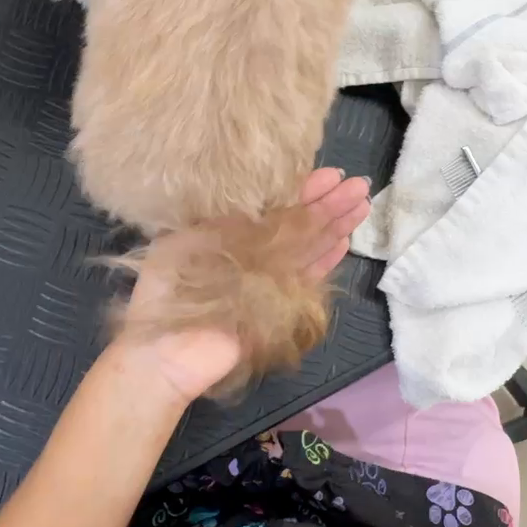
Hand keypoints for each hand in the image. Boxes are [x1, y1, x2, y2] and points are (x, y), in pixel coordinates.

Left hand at [110, 168, 371, 403]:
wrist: (165, 352)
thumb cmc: (164, 292)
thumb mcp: (183, 240)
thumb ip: (221, 220)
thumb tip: (259, 201)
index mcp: (225, 234)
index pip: (269, 207)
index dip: (299, 191)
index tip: (328, 174)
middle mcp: (249, 254)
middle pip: (294, 225)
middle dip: (326, 204)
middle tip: (358, 185)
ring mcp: (265, 280)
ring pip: (305, 247)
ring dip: (334, 226)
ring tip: (362, 204)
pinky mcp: (276, 306)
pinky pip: (305, 278)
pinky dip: (324, 260)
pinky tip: (344, 241)